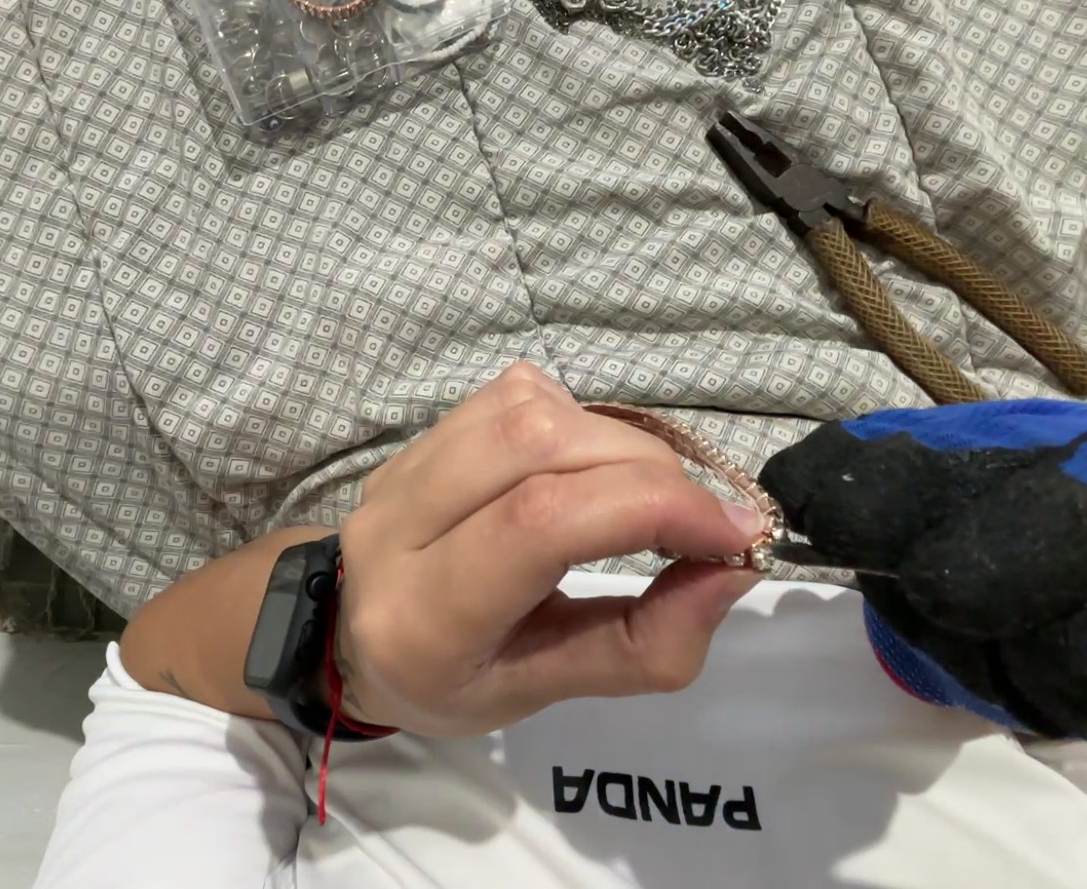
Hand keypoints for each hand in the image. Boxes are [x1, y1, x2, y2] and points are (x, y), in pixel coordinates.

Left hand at [332, 364, 766, 736]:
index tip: (733, 531)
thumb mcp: (543, 692)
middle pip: (536, 445)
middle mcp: (397, 523)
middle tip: (700, 516)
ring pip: (526, 407)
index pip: (538, 524)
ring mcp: (403, 464)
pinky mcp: (421, 431)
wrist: (353, 627)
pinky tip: (582, 464)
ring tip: (643, 492)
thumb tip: (732, 568)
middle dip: (647, 467)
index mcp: (423, 615)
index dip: (651, 505)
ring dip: (616, 439)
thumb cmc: (450, 678)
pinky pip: (513, 393)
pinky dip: (576, 417)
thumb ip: (641, 646)